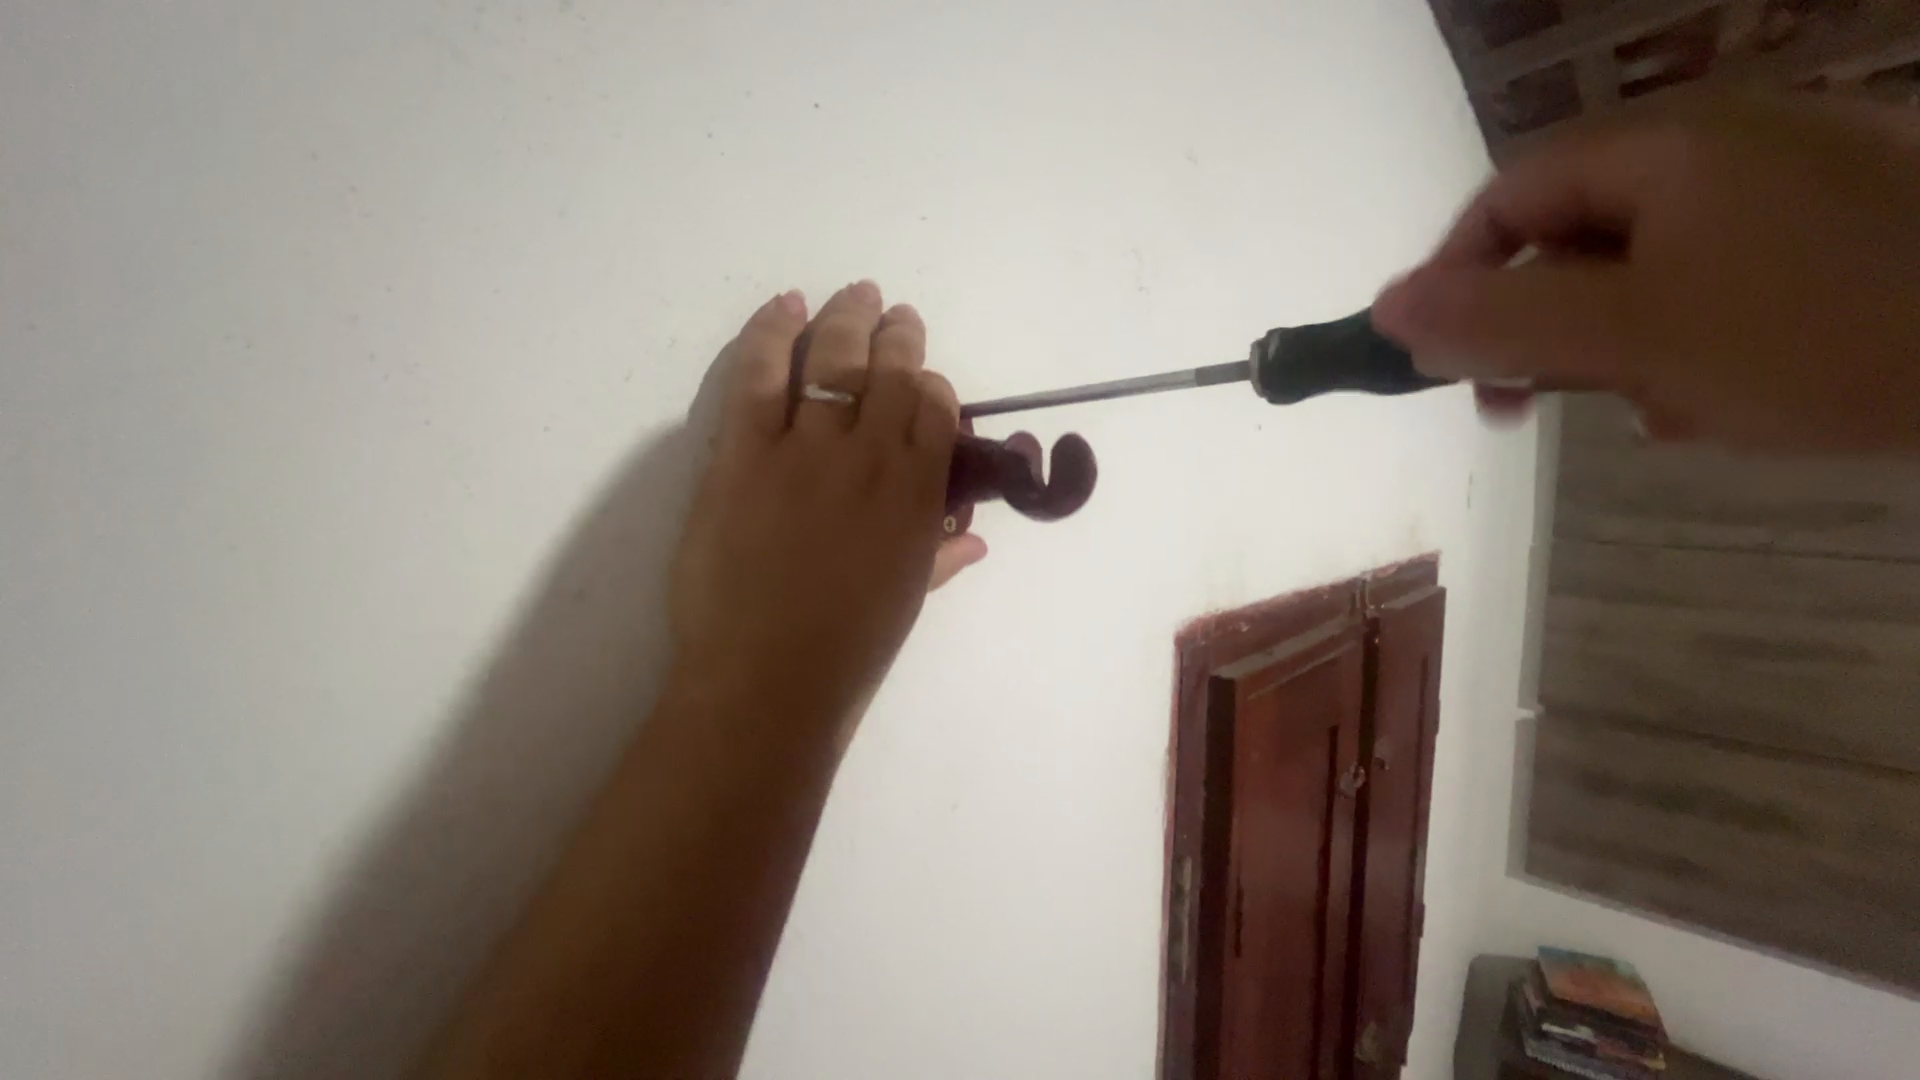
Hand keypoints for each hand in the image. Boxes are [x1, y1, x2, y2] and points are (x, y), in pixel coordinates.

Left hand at [668, 282, 986, 729]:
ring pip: (833, 359)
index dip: (930, 383)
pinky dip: (772, 332)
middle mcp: (871, 455)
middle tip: (893, 311)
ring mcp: (806, 448)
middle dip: (897, 332)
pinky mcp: (743, 452)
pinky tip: (786, 306)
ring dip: (847, 317)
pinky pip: (759, 374)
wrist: (768, 680)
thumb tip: (972, 536)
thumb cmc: (849, 650)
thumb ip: (940, 556)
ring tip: (854, 293)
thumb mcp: (908, 600)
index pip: (936, 407)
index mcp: (919, 493)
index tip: (920, 377)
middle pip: (891, 369)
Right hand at [1373, 94, 1919, 452]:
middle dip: (1536, 329)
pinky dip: (1681, 348)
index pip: (1503, 202)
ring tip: (1649, 410)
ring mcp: (1780, 195)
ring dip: (1610, 351)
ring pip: (1632, 277)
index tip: (1447, 361)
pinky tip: (1713, 398)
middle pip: (1564, 241)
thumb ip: (1495, 321)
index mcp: (1663, 152)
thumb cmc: (1827, 333)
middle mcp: (1716, 155)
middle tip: (1525, 403)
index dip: (1455, 279)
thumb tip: (1382, 310)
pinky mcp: (1827, 242)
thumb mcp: (1631, 335)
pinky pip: (1704, 290)